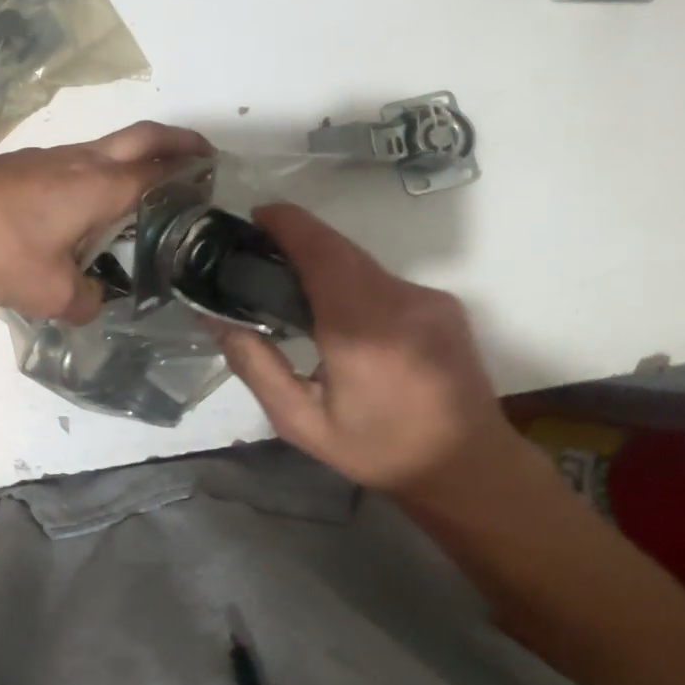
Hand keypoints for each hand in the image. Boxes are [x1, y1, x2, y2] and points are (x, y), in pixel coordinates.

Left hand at [0, 122, 211, 321]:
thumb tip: (92, 300)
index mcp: (101, 186)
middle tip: (199, 155)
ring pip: (102, 148)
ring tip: (140, 193)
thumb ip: (85, 301)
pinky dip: (93, 174)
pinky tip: (77, 209)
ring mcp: (45, 159)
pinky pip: (70, 163)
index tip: (214, 172)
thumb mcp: (50, 294)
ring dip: (130, 159)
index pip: (161, 171)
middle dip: (176, 141)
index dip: (192, 169)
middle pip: (140, 137)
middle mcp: (80, 162)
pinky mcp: (16, 166)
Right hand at [209, 204, 523, 504]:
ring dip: (326, 266)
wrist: (468, 467)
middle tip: (260, 255)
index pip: (323, 253)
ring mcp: (428, 300)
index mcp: (361, 332)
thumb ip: (256, 365)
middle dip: (299, 240)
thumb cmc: (378, 449)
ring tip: (295, 295)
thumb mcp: (299, 421)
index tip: (256, 216)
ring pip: (362, 263)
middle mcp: (401, 303)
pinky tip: (341, 318)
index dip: (289, 225)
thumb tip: (216, 318)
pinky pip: (384, 280)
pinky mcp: (443, 304)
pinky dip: (353, 284)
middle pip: (340, 250)